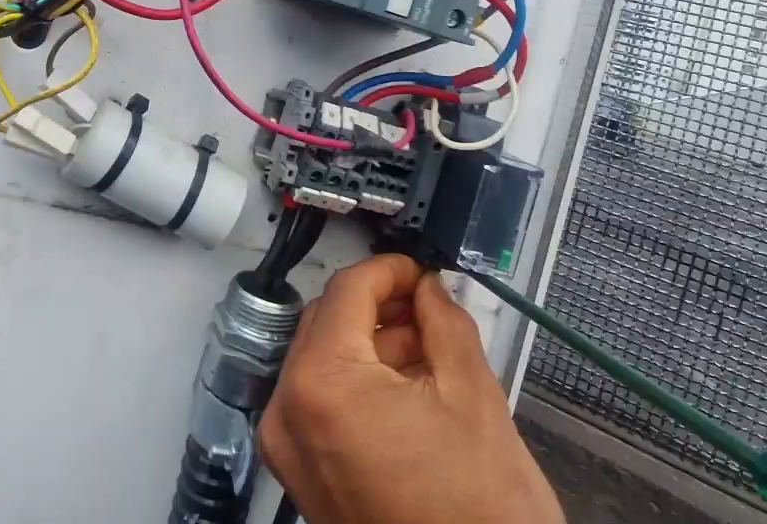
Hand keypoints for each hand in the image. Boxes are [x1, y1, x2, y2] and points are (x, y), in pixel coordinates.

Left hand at [258, 253, 563, 523]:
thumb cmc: (477, 512)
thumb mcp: (472, 394)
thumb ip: (444, 320)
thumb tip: (429, 287)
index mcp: (322, 385)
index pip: (347, 291)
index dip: (389, 270)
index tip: (420, 269)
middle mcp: (288, 412)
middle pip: (328, 323)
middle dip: (380, 307)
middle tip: (428, 303)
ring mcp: (289, 448)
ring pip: (325, 360)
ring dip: (372, 342)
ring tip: (429, 345)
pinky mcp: (303, 474)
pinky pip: (323, 401)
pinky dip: (359, 382)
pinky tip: (408, 383)